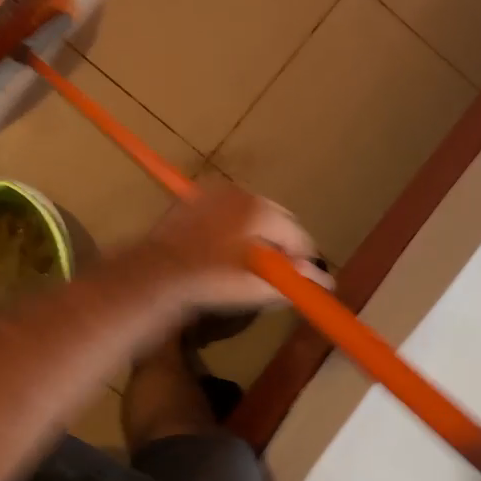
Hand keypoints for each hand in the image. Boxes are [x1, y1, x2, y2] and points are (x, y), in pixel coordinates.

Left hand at [127, 183, 328, 309]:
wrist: (155, 271)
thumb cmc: (208, 280)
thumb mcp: (253, 286)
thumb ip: (290, 281)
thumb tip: (325, 281)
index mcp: (259, 210)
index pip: (297, 234)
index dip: (302, 259)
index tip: (299, 279)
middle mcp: (240, 193)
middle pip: (276, 219)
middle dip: (280, 244)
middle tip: (274, 273)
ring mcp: (214, 193)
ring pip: (251, 213)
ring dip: (257, 235)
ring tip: (247, 264)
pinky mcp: (194, 200)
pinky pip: (226, 212)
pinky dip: (233, 227)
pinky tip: (223, 251)